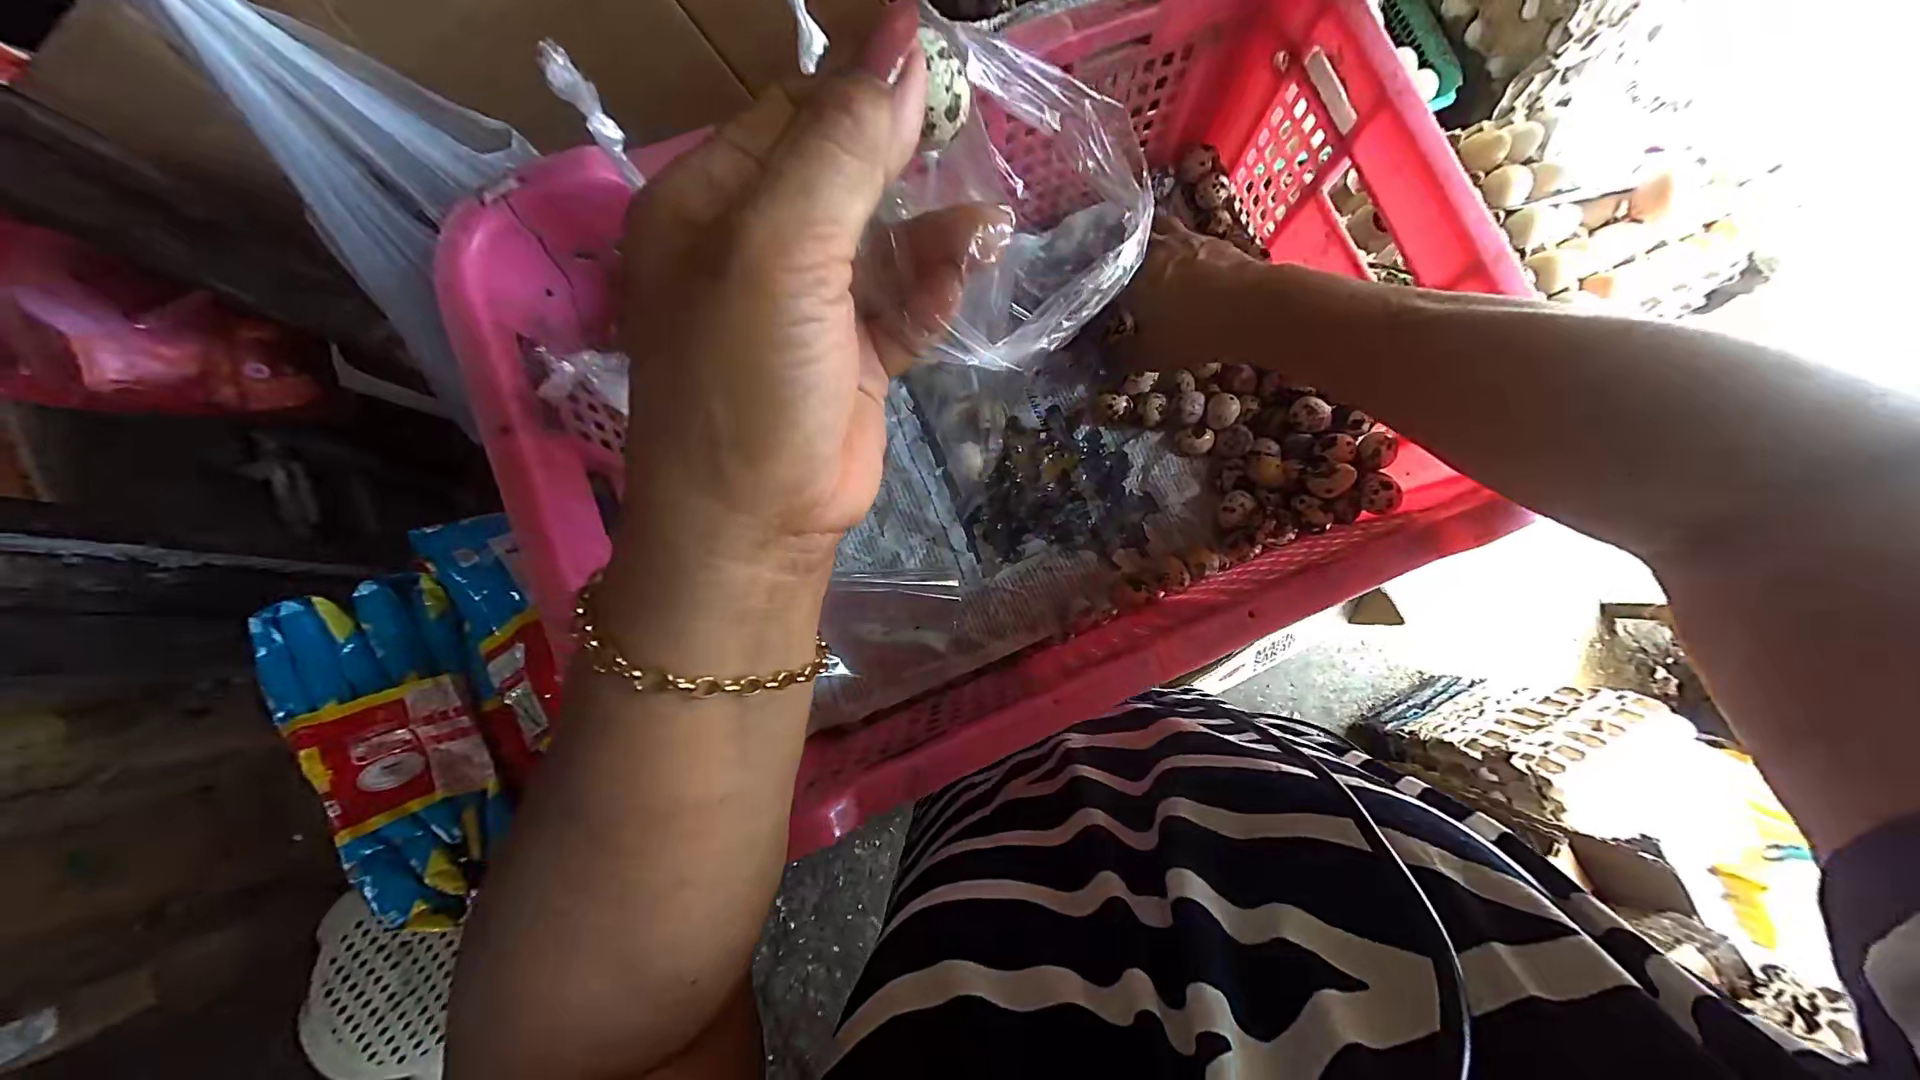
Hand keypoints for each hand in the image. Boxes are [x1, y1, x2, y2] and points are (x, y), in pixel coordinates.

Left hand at [617, 4, 1005, 567]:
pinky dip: (934, 290)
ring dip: (934, 233)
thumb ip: (842, 150)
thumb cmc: (748, 382)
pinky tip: (964, 277)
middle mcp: (757, 250)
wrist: (758, 523)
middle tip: (971, 145)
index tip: (941, 79)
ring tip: (985, 228)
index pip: (794, 115)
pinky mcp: (853, 356)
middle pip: (845, 176)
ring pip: (883, 243)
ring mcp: (810, 307)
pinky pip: (902, 304)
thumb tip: (906, 38)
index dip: (864, 90)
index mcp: (713, 206)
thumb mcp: (782, 253)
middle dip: (907, 163)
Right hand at [1107, 218, 1350, 373]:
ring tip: (1146, 257)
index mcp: (1129, 272)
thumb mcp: (1151, 354)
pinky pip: (1186, 238)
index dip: (1089, 276)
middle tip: (1112, 262)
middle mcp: (1153, 246)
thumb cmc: (1194, 331)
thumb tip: (1103, 357)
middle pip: (1127, 236)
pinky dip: (1178, 248)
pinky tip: (1180, 264)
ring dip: (1150, 239)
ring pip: (1158, 228)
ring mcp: (1186, 238)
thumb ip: (1122, 354)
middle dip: (1117, 247)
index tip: (1083, 285)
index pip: (1099, 269)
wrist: (1256, 308)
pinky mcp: (1214, 240)